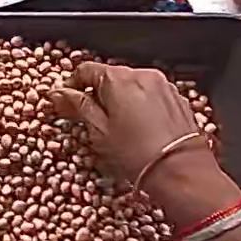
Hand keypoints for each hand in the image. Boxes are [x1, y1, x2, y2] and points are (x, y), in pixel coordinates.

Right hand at [49, 62, 238, 222]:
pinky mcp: (177, 99)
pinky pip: (150, 96)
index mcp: (119, 79)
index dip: (72, 85)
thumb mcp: (98, 131)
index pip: (86, 70)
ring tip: (115, 127)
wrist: (181, 170)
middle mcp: (143, 75)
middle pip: (110, 76)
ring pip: (131, 86)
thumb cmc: (137, 153)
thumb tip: (59, 94)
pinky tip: (136, 128)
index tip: (67, 101)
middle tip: (89, 119)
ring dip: (119, 100)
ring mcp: (163, 86)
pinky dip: (139, 106)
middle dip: (97, 94)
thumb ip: (78, 106)